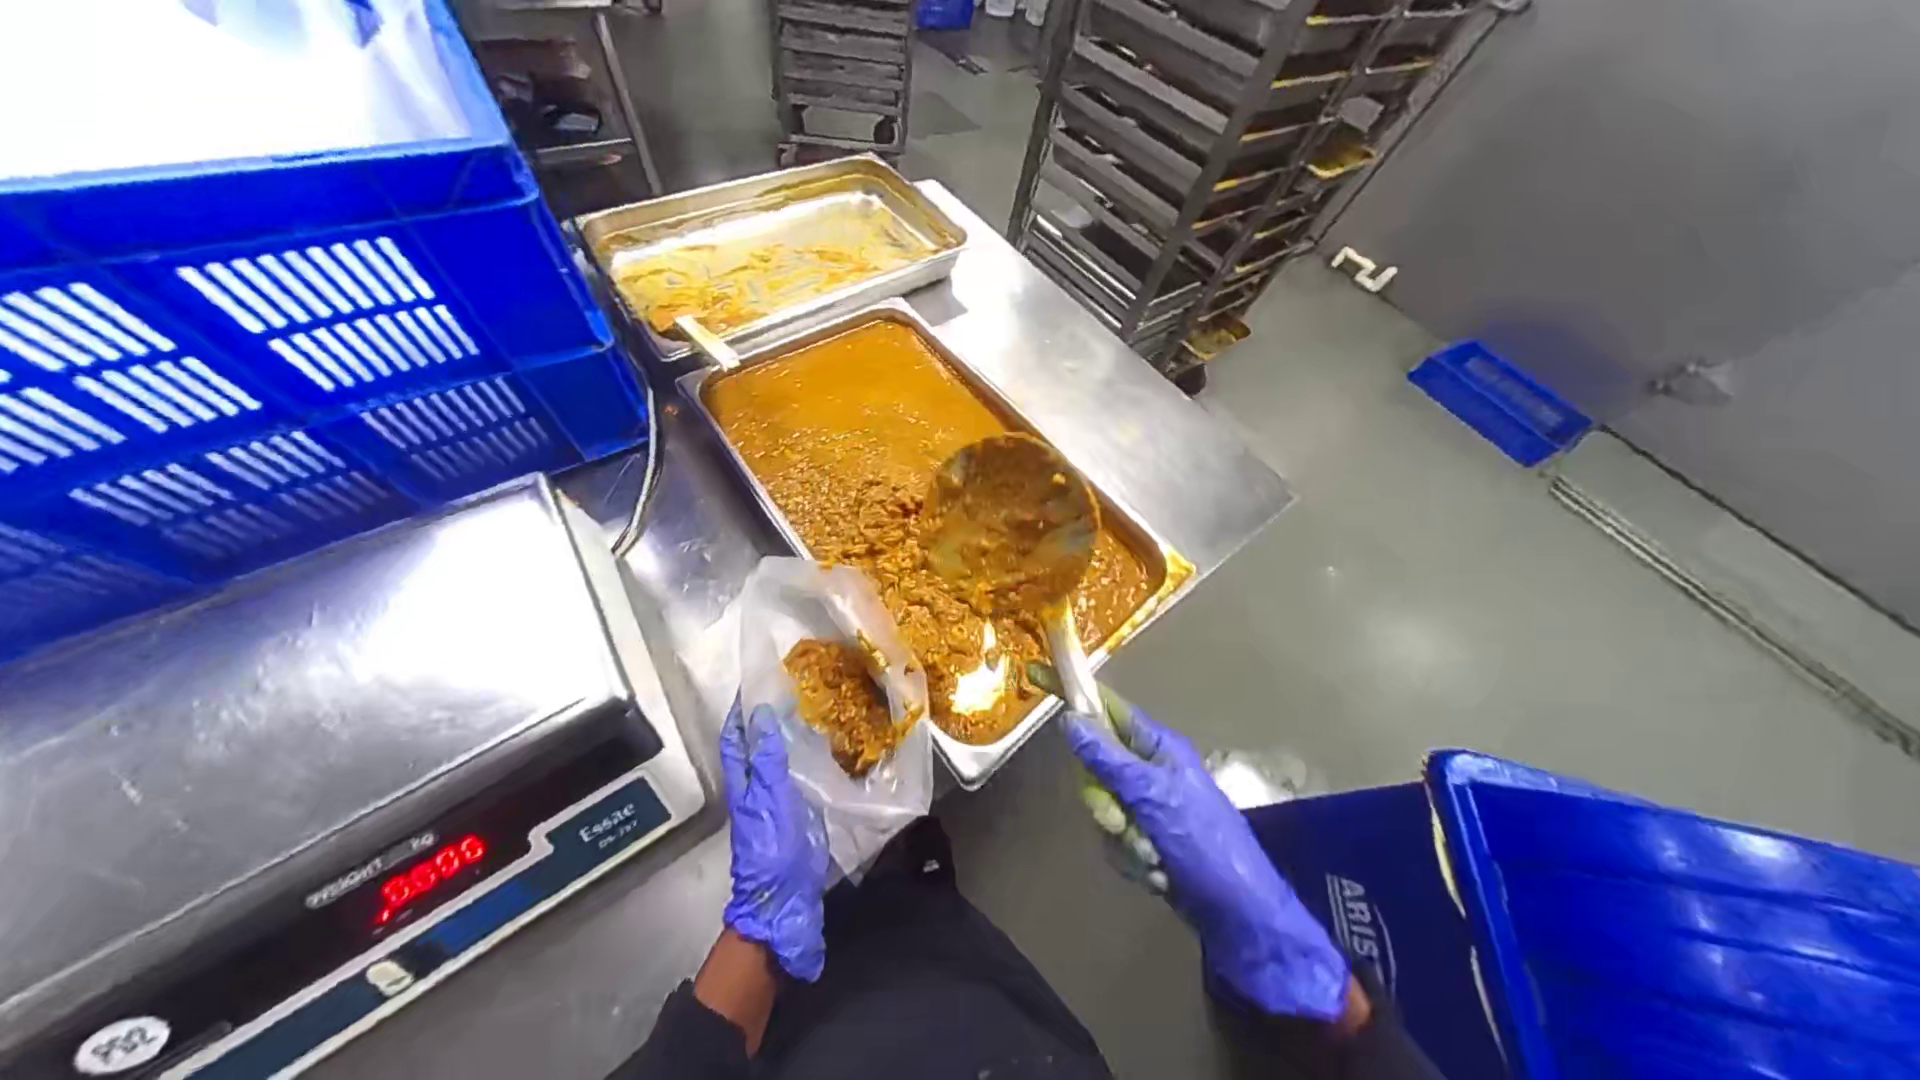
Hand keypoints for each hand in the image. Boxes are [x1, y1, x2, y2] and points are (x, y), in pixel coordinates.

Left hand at [720, 701, 829, 980]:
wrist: (786, 895)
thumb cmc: (772, 845)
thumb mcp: (769, 797)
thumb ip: (767, 757)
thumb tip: (761, 713)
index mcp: (744, 781)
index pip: (736, 737)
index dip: (740, 711)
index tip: (754, 682)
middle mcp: (758, 785)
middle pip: (758, 743)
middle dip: (768, 715)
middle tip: (792, 687)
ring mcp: (779, 797)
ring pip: (780, 756)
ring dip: (791, 732)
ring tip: (813, 707)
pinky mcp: (800, 808)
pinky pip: (802, 772)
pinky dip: (810, 754)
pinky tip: (828, 743)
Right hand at [1055, 682, 1349, 1022]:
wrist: (1237, 913)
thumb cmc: (1202, 843)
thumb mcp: (1151, 796)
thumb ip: (1107, 758)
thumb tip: (1070, 718)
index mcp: (1156, 746)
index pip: (1106, 706)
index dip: (1074, 693)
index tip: (1036, 673)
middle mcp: (1149, 768)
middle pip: (1095, 765)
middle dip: (1104, 802)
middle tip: (1121, 823)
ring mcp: (1147, 803)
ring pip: (1102, 805)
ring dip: (1121, 838)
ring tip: (1151, 856)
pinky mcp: (1146, 834)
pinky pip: (1113, 836)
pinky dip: (1129, 858)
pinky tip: (1154, 872)